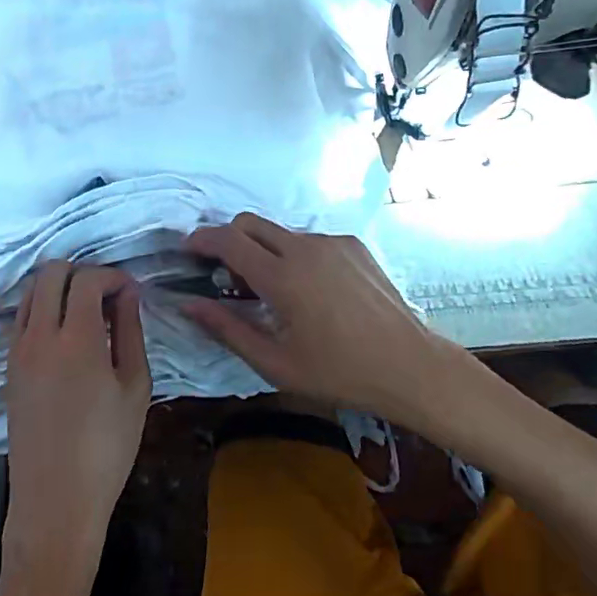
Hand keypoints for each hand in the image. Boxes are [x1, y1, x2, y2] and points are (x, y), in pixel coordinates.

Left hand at [0, 263, 150, 595]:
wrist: (55, 501)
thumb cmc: (107, 447)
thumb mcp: (135, 386)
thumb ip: (130, 331)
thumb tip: (128, 293)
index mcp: (76, 341)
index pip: (87, 279)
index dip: (113, 276)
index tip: (131, 292)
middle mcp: (39, 337)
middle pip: (51, 273)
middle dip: (83, 272)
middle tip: (109, 297)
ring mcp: (17, 351)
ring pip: (31, 290)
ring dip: (60, 287)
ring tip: (88, 312)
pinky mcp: (8, 367)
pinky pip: (22, 317)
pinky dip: (44, 308)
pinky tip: (68, 333)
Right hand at [184, 214, 463, 429]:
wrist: (409, 365)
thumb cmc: (339, 373)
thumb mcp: (275, 363)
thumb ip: (227, 328)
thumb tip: (189, 304)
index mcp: (282, 276)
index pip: (228, 240)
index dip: (201, 239)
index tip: (187, 250)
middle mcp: (305, 247)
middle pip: (250, 222)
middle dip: (228, 239)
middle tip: (226, 276)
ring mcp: (332, 241)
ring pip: (281, 233)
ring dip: (265, 251)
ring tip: (274, 292)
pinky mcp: (353, 244)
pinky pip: (311, 241)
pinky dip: (297, 256)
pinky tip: (312, 292)